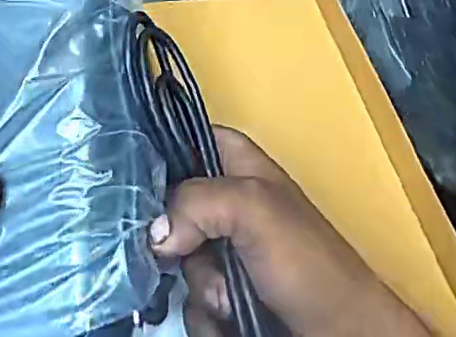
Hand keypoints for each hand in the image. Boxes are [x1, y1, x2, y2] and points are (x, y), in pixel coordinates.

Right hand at [150, 127, 429, 336]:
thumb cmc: (312, 263)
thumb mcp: (253, 208)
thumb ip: (194, 202)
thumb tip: (156, 235)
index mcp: (228, 156)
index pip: (173, 138)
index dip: (152, 161)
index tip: (143, 190)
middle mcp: (219, 196)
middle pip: (164, 203)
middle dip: (176, 236)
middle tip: (197, 251)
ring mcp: (219, 245)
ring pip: (173, 254)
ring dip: (196, 281)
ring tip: (228, 297)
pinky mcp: (221, 288)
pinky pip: (188, 295)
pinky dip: (204, 312)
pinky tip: (228, 316)